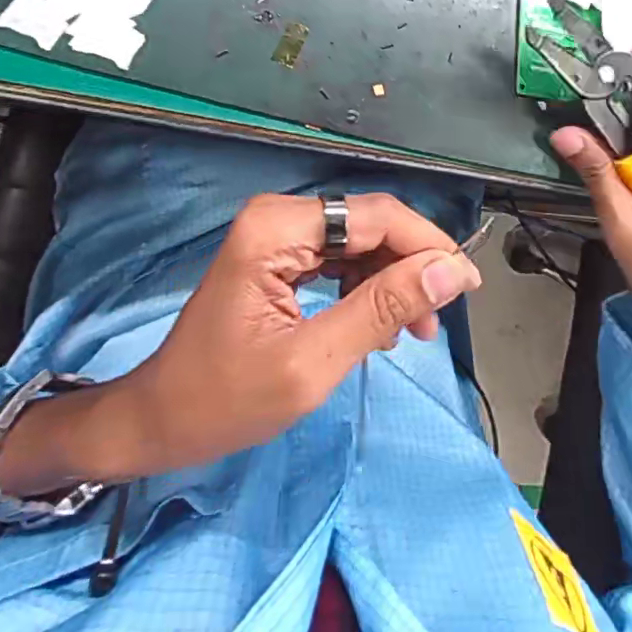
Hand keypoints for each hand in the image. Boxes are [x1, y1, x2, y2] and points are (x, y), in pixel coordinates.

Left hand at [112, 193, 481, 475]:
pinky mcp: (274, 254)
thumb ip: (382, 308)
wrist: (164, 416)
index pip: (374, 215)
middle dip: (409, 267)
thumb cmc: (227, 398)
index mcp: (275, 228)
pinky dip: (363, 287)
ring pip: (356, 241)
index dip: (428, 245)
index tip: (467, 286)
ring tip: (409, 332)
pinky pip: (335, 257)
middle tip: (434, 322)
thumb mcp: (314, 361)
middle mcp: (275, 216)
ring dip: (390, 280)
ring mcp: (272, 233)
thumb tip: (449, 270)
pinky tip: (376, 324)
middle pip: (366, 224)